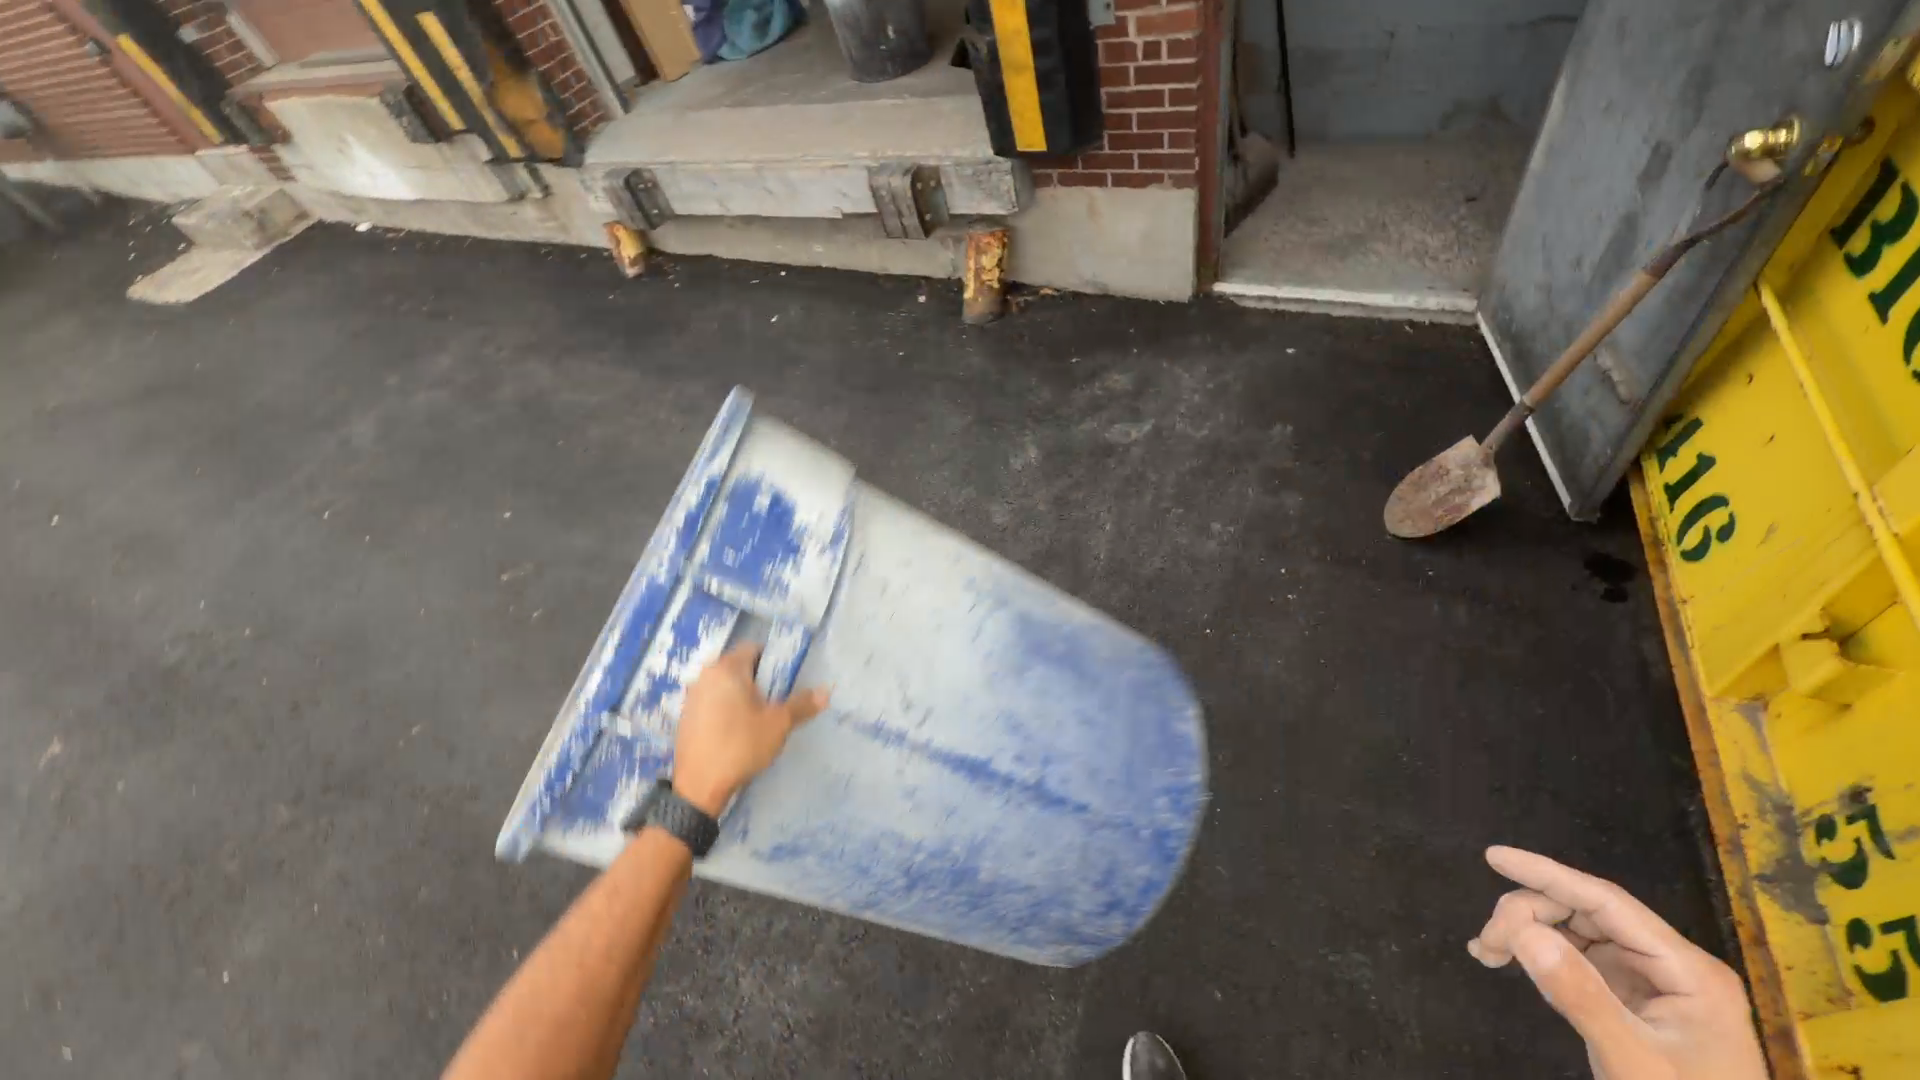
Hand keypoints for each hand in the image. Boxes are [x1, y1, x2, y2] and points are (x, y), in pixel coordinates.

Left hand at [671, 645, 828, 815]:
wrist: (699, 785)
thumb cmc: (741, 745)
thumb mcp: (779, 724)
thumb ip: (802, 704)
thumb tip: (826, 692)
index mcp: (726, 669)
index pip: (753, 649)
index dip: (772, 662)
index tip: (783, 684)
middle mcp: (705, 676)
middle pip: (739, 668)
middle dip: (758, 682)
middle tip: (773, 705)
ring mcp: (692, 697)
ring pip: (725, 687)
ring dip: (741, 697)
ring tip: (755, 722)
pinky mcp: (686, 717)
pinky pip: (712, 703)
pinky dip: (725, 711)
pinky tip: (735, 734)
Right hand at [1467, 846, 1765, 1079]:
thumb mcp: (1633, 1061)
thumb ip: (1582, 996)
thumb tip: (1523, 932)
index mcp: (1687, 970)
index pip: (1606, 902)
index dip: (1547, 874)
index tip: (1493, 857)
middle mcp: (1670, 965)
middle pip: (1585, 914)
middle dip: (1529, 917)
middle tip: (1486, 943)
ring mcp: (1652, 982)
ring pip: (1576, 932)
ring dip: (1528, 934)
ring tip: (1487, 954)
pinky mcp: (1633, 1000)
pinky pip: (1578, 960)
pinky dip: (1539, 956)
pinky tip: (1507, 961)